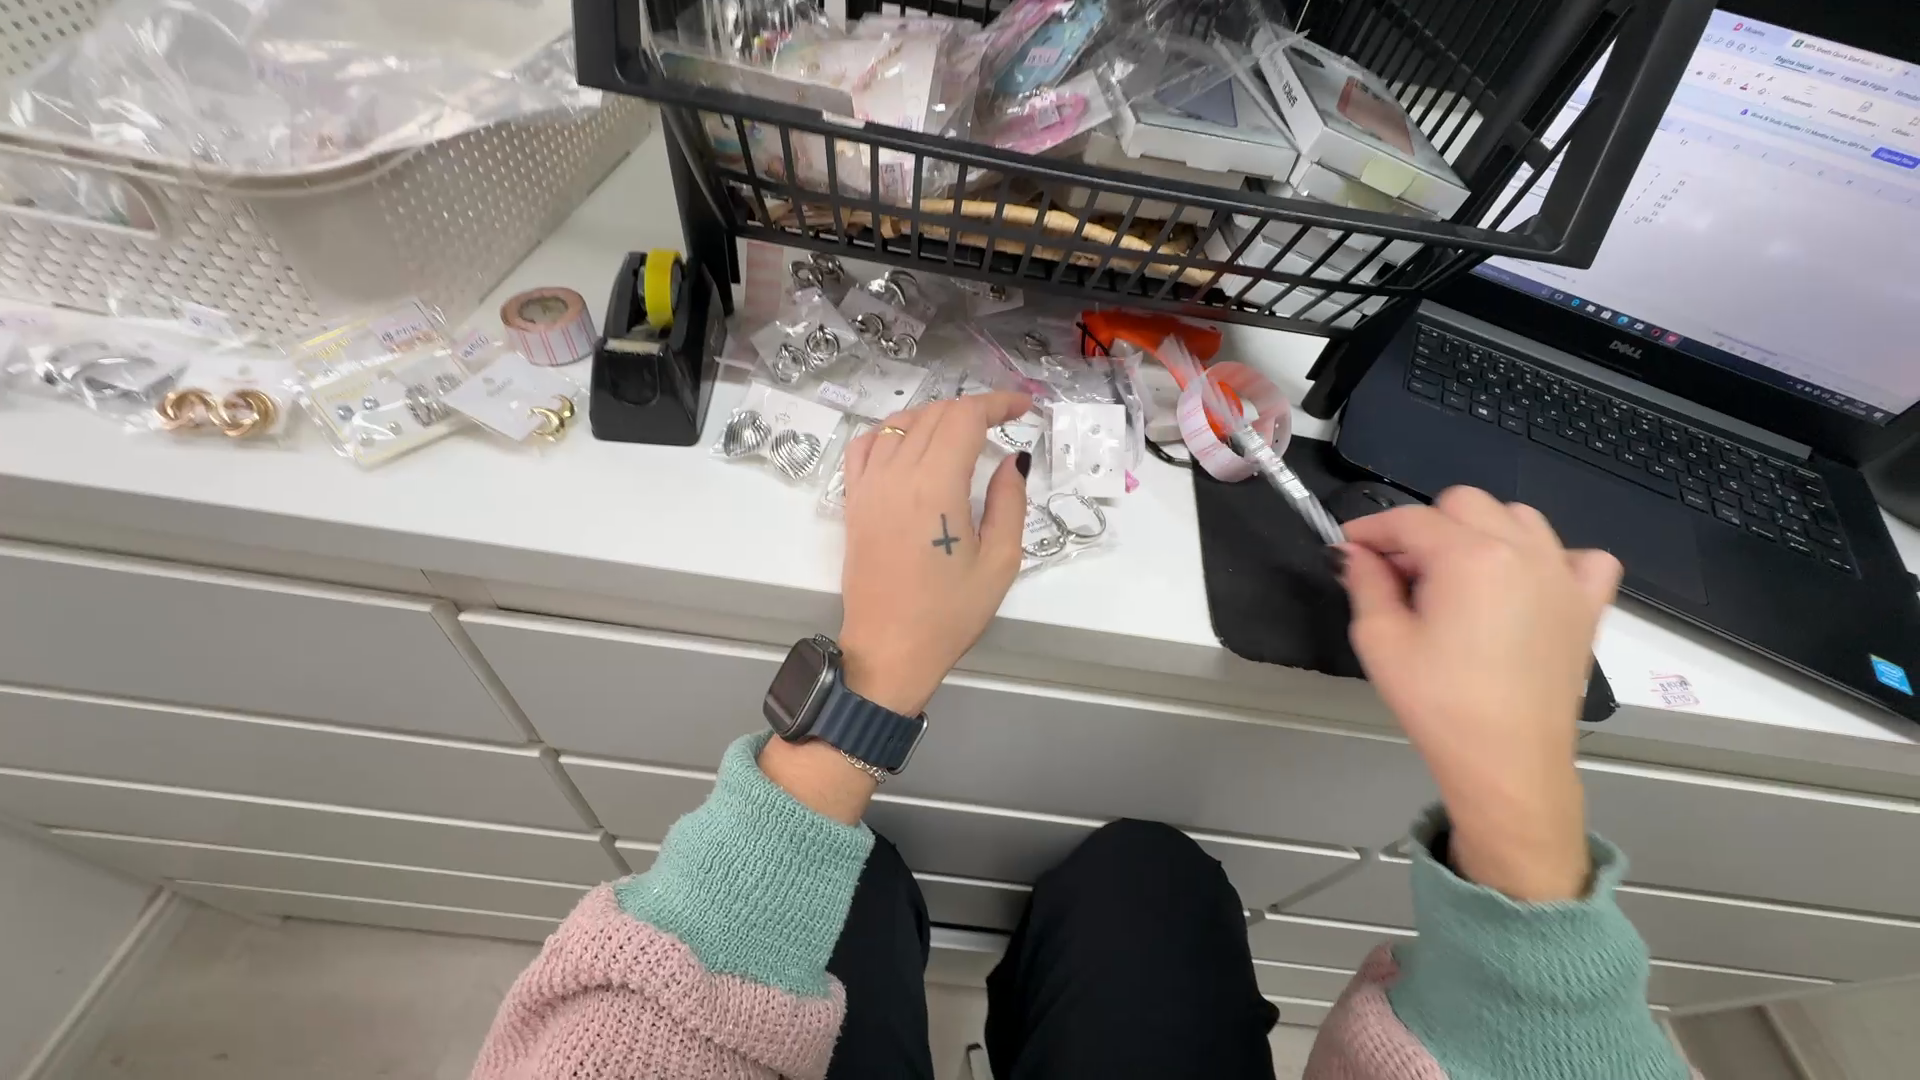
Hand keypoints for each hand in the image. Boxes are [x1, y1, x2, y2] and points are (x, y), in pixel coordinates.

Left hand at [763, 392, 1031, 823]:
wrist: (889, 649)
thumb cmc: (950, 613)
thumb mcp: (1000, 561)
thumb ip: (1009, 502)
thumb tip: (1011, 460)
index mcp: (936, 486)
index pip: (965, 417)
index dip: (998, 403)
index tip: (1023, 408)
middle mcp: (896, 474)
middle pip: (935, 413)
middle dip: (972, 409)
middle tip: (1002, 424)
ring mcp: (868, 485)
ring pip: (900, 423)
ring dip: (935, 416)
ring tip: (962, 433)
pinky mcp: (853, 501)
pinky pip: (865, 445)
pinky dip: (892, 431)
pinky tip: (911, 444)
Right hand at [1338, 487, 1622, 901]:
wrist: (1505, 760)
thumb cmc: (1435, 700)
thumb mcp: (1379, 638)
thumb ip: (1364, 581)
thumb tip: (1355, 552)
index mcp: (1468, 556)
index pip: (1409, 519)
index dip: (1370, 530)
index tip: (1348, 549)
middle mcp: (1523, 550)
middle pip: (1463, 503)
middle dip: (1423, 527)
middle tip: (1399, 572)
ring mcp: (1564, 575)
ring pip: (1517, 517)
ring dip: (1478, 533)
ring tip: (1454, 577)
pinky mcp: (1588, 604)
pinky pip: (1578, 555)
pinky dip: (1547, 558)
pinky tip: (1522, 585)